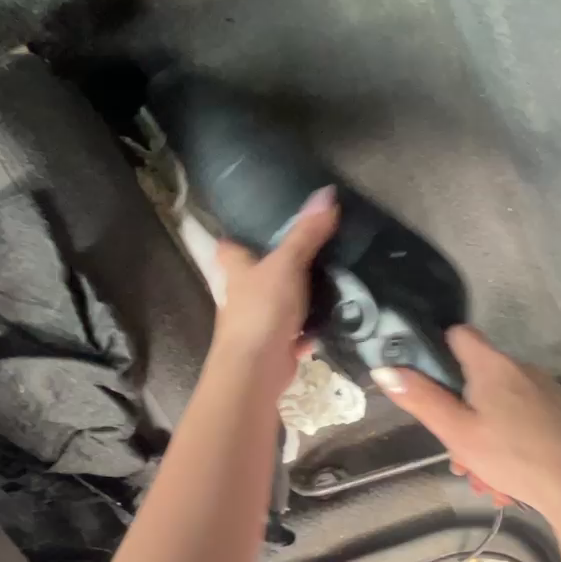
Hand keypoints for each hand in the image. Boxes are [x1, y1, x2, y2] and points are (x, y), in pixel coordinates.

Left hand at [212, 186, 339, 389]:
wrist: (257, 368)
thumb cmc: (262, 309)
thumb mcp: (287, 263)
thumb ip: (307, 233)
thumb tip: (327, 193)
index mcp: (236, 269)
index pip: (230, 246)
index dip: (240, 235)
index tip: (260, 224)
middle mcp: (241, 294)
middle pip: (257, 274)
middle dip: (277, 266)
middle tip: (309, 248)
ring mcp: (257, 322)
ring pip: (279, 302)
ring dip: (297, 297)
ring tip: (328, 279)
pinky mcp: (275, 345)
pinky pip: (296, 332)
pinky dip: (309, 329)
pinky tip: (330, 320)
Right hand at [370, 327, 560, 535]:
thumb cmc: (516, 456)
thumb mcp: (458, 432)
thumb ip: (422, 399)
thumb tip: (386, 369)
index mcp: (493, 366)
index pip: (459, 334)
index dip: (438, 350)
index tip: (428, 381)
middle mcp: (523, 371)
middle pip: (478, 381)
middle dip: (462, 418)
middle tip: (458, 456)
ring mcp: (549, 394)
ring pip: (502, 410)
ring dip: (486, 441)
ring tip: (486, 482)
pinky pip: (527, 426)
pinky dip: (513, 448)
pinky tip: (511, 485)